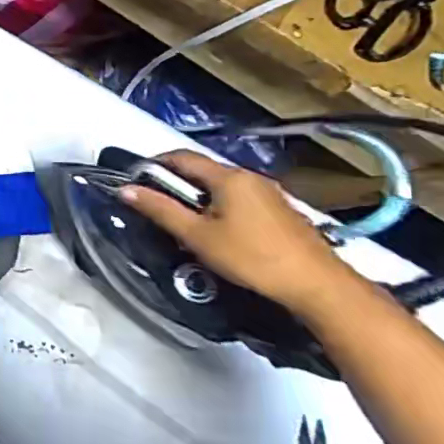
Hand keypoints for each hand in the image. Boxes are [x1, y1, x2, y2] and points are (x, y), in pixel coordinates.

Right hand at [119, 150, 372, 319]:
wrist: (318, 286)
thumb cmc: (252, 258)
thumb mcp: (197, 236)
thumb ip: (160, 210)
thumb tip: (126, 189)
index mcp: (228, 177)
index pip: (181, 157)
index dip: (154, 164)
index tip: (136, 182)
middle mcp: (250, 177)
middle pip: (202, 170)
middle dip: (176, 183)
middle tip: (157, 206)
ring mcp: (270, 193)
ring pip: (221, 185)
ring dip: (198, 196)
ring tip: (185, 222)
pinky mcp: (281, 211)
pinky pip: (240, 198)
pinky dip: (220, 206)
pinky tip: (218, 231)